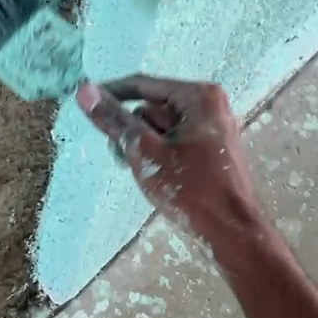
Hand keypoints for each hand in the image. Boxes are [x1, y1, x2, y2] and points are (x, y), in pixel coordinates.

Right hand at [76, 75, 265, 237]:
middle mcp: (209, 104)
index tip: (85, 104)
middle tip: (131, 158)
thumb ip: (114, 120)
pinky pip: (174, 140)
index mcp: (199, 96)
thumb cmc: (191, 190)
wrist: (233, 232)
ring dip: (146, 147)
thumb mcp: (145, 152)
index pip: (143, 85)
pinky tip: (161, 176)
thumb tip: (84, 90)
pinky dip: (160, 154)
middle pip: (152, 108)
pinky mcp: (212, 147)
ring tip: (149, 172)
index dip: (111, 94)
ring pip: (160, 127)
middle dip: (136, 133)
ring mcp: (213, 126)